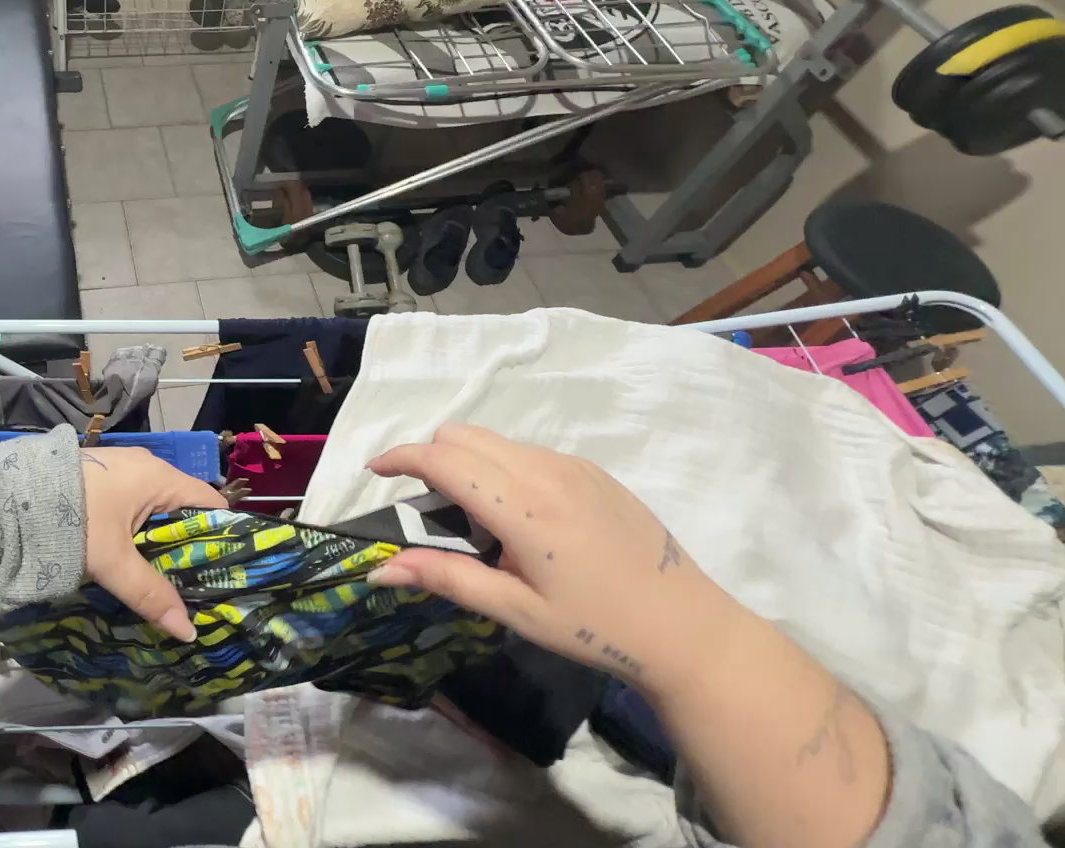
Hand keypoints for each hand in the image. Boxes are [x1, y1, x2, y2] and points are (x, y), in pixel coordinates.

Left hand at [79, 447, 226, 642]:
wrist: (10, 495)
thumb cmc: (72, 519)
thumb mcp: (113, 561)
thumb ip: (150, 594)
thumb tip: (189, 631)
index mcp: (160, 477)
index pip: (212, 503)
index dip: (222, 536)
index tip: (224, 572)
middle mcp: (148, 465)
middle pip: (186, 507)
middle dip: (191, 544)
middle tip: (194, 584)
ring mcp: (124, 468)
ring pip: (159, 508)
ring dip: (162, 538)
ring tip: (165, 576)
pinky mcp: (103, 477)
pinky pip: (136, 503)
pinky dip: (140, 528)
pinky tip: (133, 555)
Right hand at [368, 424, 752, 695]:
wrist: (689, 629)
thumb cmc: (594, 626)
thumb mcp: (514, 610)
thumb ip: (444, 578)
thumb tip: (379, 567)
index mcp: (523, 507)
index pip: (442, 459)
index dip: (400, 458)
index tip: (376, 473)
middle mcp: (544, 471)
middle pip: (461, 435)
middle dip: (429, 458)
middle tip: (428, 508)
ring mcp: (571, 465)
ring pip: (492, 439)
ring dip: (465, 462)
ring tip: (477, 517)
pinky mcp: (591, 469)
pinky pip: (524, 450)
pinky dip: (499, 467)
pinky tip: (520, 516)